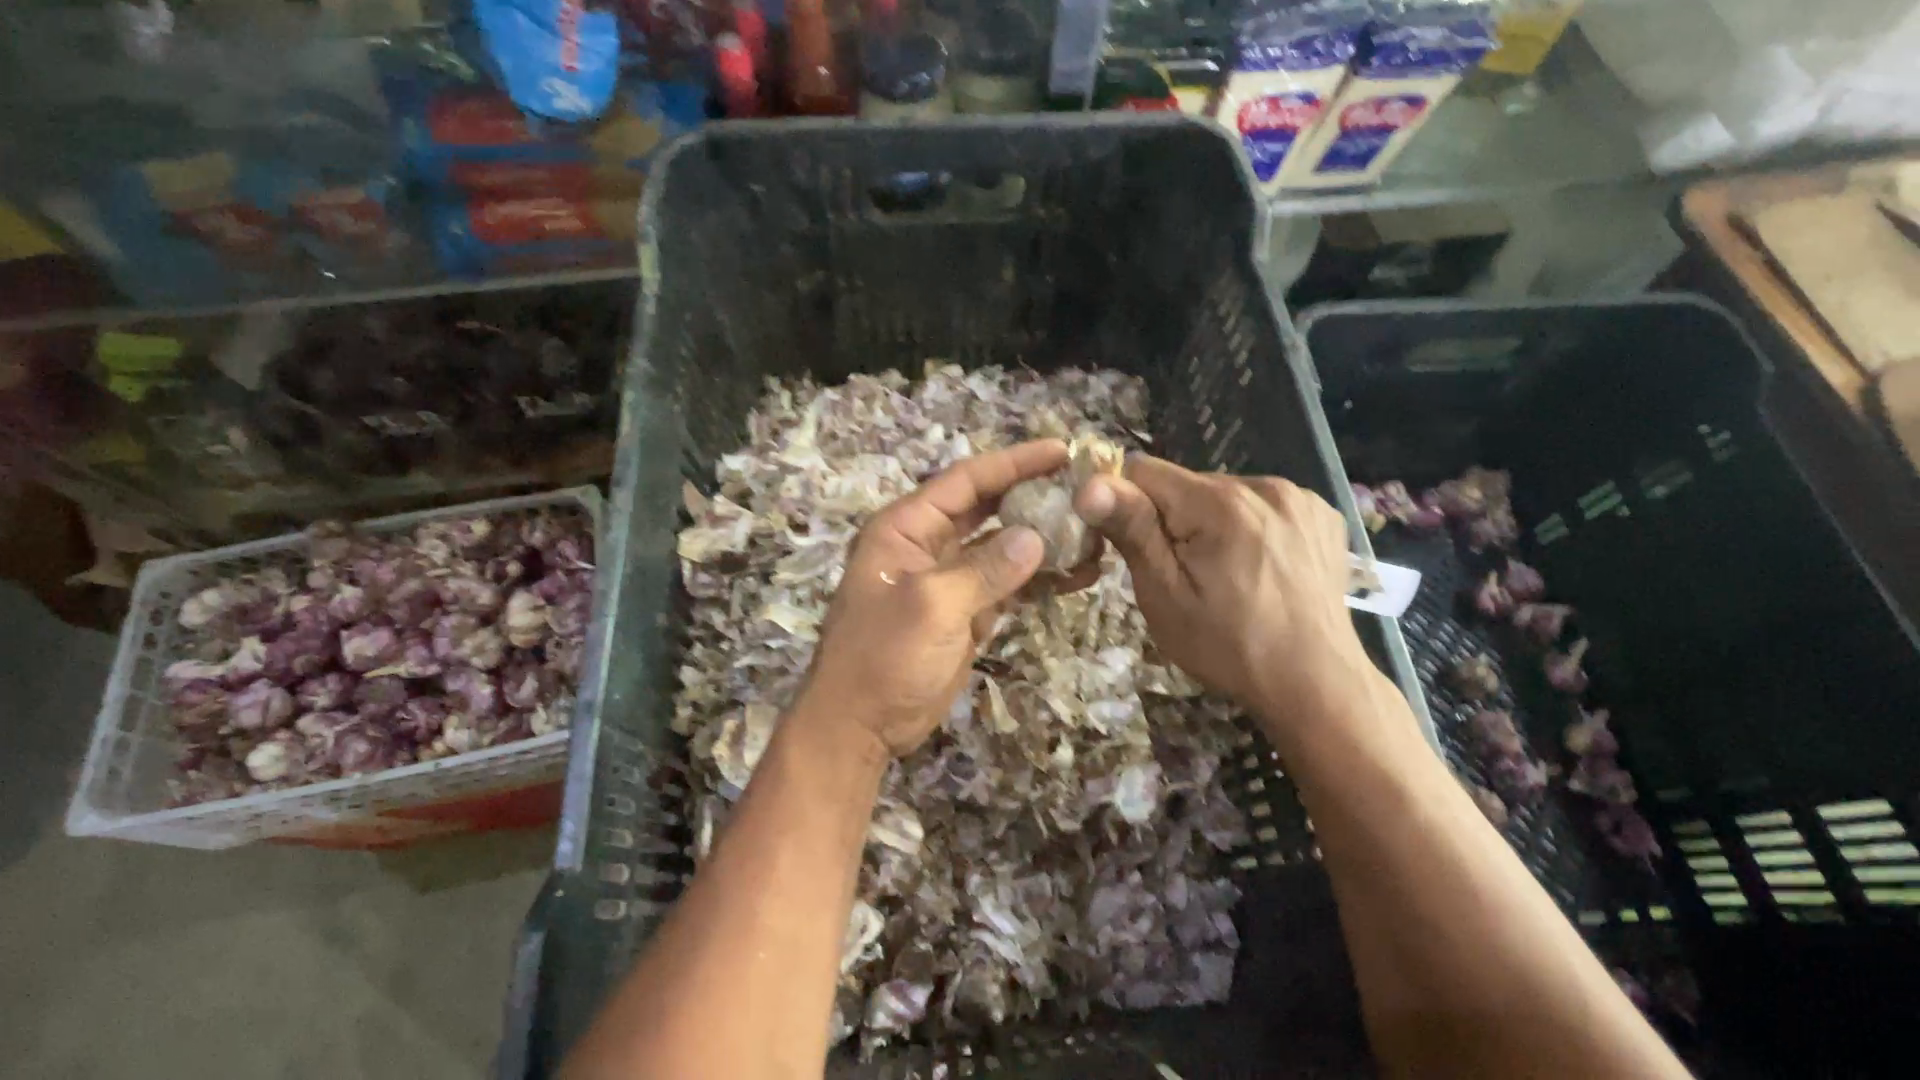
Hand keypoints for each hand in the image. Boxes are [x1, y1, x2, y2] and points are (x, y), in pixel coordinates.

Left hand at [798, 440, 1066, 757]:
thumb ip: (985, 569)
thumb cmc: (883, 657)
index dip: (1014, 463)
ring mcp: (949, 580)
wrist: (860, 726)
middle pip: (988, 508)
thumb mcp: (932, 606)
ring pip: (1002, 547)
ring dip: (1042, 539)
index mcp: (906, 528)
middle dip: (1033, 496)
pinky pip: (1007, 585)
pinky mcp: (966, 613)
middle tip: (1085, 488)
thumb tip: (1037, 537)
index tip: (1062, 450)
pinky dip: (1039, 579)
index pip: (966, 481)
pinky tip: (1077, 573)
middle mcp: (927, 545)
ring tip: (1092, 530)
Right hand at [1075, 456, 1372, 728]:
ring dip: (1214, 524)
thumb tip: (1088, 484)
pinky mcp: (1322, 514)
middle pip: (1187, 485)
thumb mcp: (1164, 596)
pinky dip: (1252, 528)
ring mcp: (1300, 498)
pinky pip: (1264, 506)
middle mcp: (1263, 485)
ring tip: (1228, 576)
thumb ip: (1131, 530)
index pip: (1143, 471)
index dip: (1126, 506)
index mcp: (1219, 503)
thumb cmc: (1228, 646)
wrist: (1315, 683)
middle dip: (1175, 521)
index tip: (1136, 549)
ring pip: (1225, 495)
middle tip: (1185, 576)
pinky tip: (1262, 568)